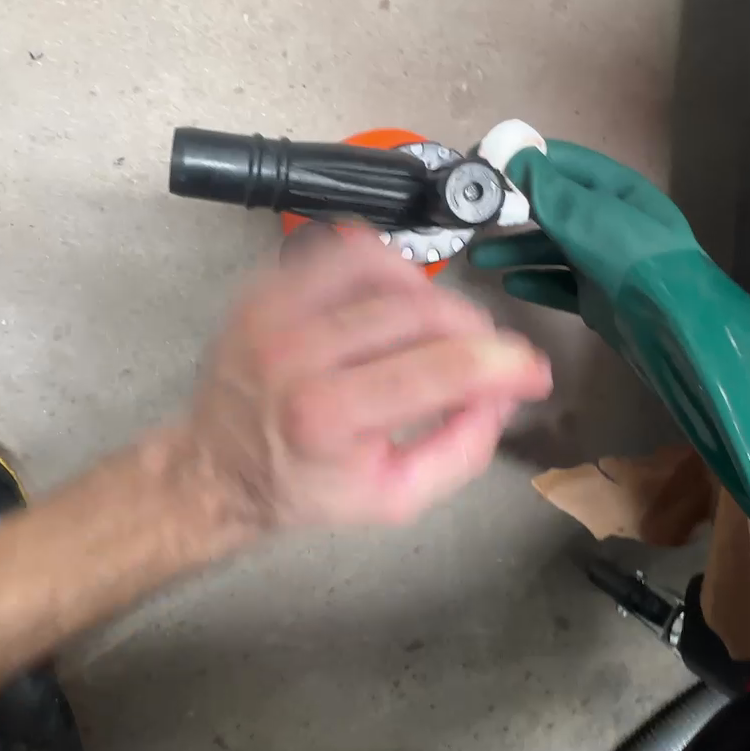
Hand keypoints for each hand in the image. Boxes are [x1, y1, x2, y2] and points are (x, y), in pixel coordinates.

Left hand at [180, 230, 552, 529]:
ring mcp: (275, 310)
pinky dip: (385, 265)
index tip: (534, 371)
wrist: (215, 467)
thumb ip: (461, 451)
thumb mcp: (394, 500)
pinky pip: (340, 250)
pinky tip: (398, 297)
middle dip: (476, 330)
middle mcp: (297, 352)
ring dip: (434, 294)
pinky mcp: (265, 287)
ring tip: (444, 327)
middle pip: (419, 311)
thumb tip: (503, 393)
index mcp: (328, 416)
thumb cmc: (304, 489)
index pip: (440, 368)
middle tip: (490, 356)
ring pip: (384, 266)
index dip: (505, 363)